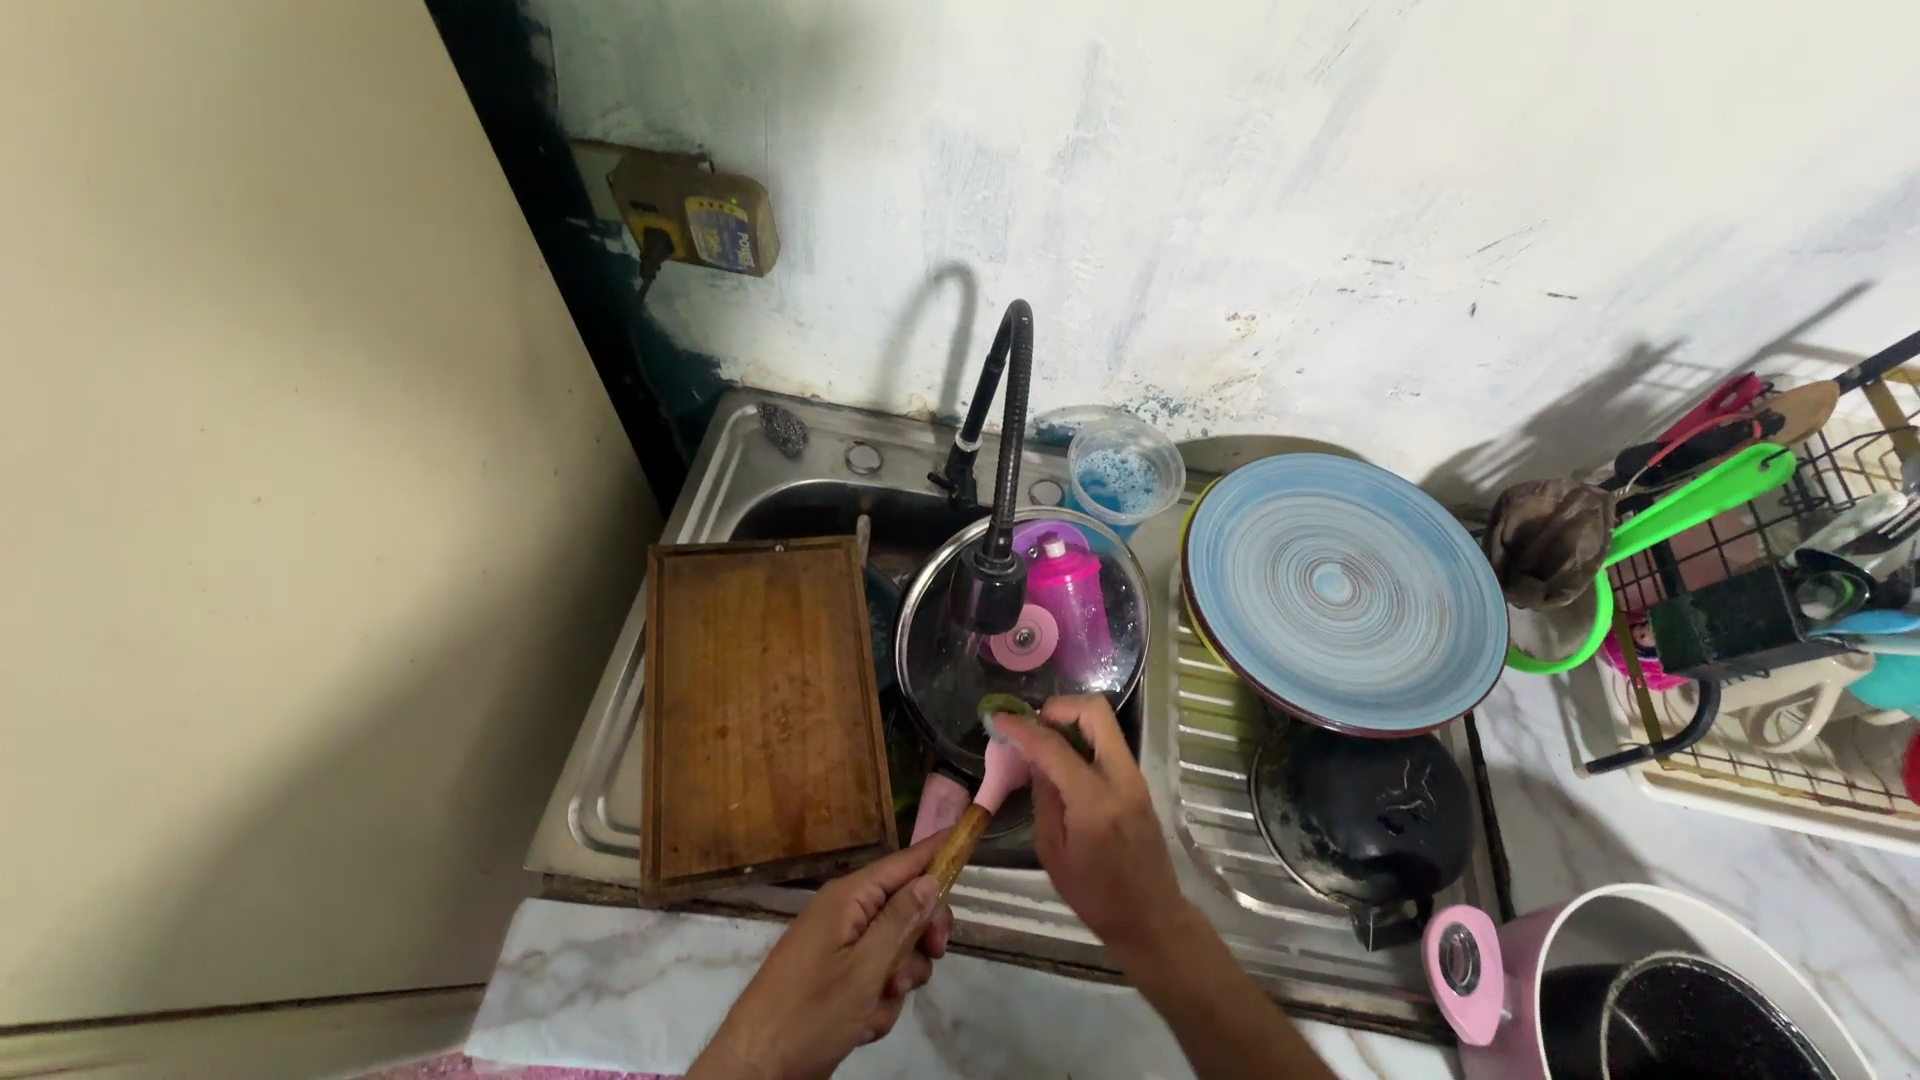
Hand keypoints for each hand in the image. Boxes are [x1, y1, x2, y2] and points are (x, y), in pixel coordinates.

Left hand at [688, 834, 955, 1079]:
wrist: (758, 1067)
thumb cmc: (810, 1012)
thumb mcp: (863, 968)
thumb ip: (900, 921)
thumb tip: (929, 879)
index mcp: (849, 898)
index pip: (903, 862)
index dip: (936, 851)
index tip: (968, 836)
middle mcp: (847, 914)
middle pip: (907, 906)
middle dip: (920, 937)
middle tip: (932, 956)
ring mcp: (842, 948)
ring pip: (898, 948)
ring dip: (899, 978)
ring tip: (878, 1003)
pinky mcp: (840, 979)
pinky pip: (879, 978)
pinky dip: (879, 1002)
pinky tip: (863, 1022)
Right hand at [995, 694, 1191, 957]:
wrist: (1151, 918)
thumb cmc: (1095, 896)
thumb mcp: (1052, 851)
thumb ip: (1043, 797)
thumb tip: (1033, 757)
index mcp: (1094, 801)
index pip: (1054, 746)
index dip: (1022, 728)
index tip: (998, 720)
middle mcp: (1121, 778)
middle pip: (1094, 711)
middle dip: (1056, 708)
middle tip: (1031, 726)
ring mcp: (1135, 777)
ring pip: (1103, 723)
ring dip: (1070, 721)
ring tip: (1041, 742)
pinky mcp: (1138, 782)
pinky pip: (1107, 743)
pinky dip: (1082, 739)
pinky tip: (1060, 760)